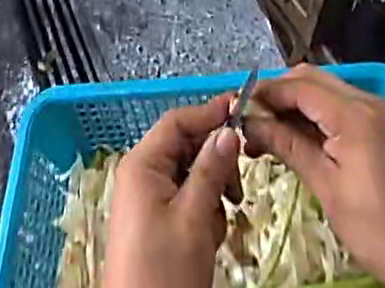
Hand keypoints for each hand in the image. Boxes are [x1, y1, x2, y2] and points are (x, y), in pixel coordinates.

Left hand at [104, 96, 240, 287]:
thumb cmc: (164, 270)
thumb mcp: (193, 218)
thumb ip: (211, 170)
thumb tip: (228, 131)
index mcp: (143, 163)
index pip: (177, 121)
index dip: (209, 114)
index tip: (242, 113)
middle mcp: (142, 173)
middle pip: (185, 146)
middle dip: (213, 164)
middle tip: (235, 191)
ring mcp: (148, 197)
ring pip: (190, 174)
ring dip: (210, 194)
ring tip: (215, 226)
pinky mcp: (156, 220)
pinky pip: (186, 199)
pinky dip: (203, 212)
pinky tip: (207, 238)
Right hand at [247, 66, 384, 287]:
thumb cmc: (380, 229)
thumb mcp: (326, 187)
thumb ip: (288, 145)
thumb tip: (250, 122)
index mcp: (353, 113)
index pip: (298, 86)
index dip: (265, 92)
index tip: (237, 106)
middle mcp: (365, 101)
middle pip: (310, 79)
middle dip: (277, 93)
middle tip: (250, 119)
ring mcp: (376, 112)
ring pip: (323, 89)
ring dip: (293, 102)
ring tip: (267, 130)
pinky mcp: (380, 127)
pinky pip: (338, 105)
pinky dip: (313, 113)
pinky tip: (295, 136)